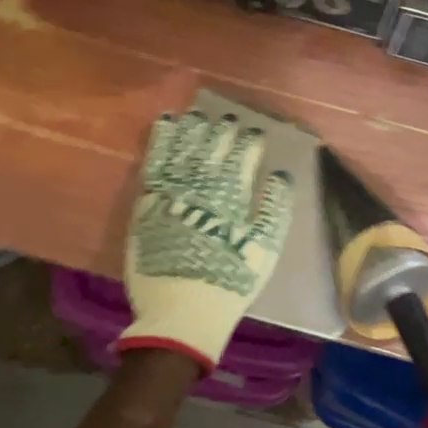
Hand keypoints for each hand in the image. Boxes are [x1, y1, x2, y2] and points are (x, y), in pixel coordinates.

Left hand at [116, 111, 292, 369]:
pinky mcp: (147, 202)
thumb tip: (280, 176)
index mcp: (232, 196)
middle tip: (228, 116)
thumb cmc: (227, 283)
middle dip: (222, 130)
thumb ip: (273, 210)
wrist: (180, 311)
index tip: (255, 133)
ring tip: (197, 115)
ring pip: (183, 149)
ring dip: (192, 129)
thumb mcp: (264, 251)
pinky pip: (154, 162)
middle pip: (213, 148)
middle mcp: (202, 186)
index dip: (250, 143)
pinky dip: (161, 141)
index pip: (243, 157)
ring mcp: (171, 191)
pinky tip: (165, 126)